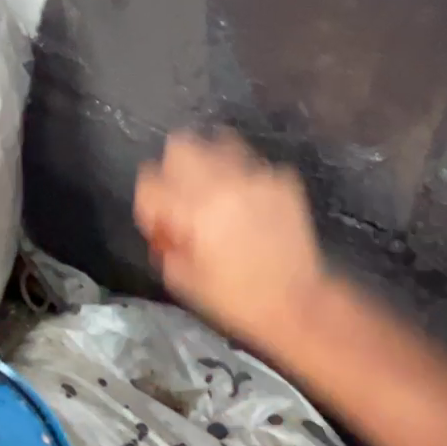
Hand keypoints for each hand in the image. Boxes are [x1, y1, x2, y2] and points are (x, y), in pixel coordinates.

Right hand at [133, 129, 326, 342]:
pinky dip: (244, 179)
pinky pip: (253, 165)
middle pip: (181, 145)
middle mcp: (223, 182)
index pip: (150, 181)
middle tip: (182, 198)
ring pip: (219, 142)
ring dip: (210, 164)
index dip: (149, 203)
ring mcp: (257, 176)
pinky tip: (249, 204)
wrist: (297, 303)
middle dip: (174, 170)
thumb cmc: (235, 299)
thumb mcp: (184, 280)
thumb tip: (165, 228)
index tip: (159, 222)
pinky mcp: (283, 181)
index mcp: (193, 209)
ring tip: (216, 192)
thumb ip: (165, 245)